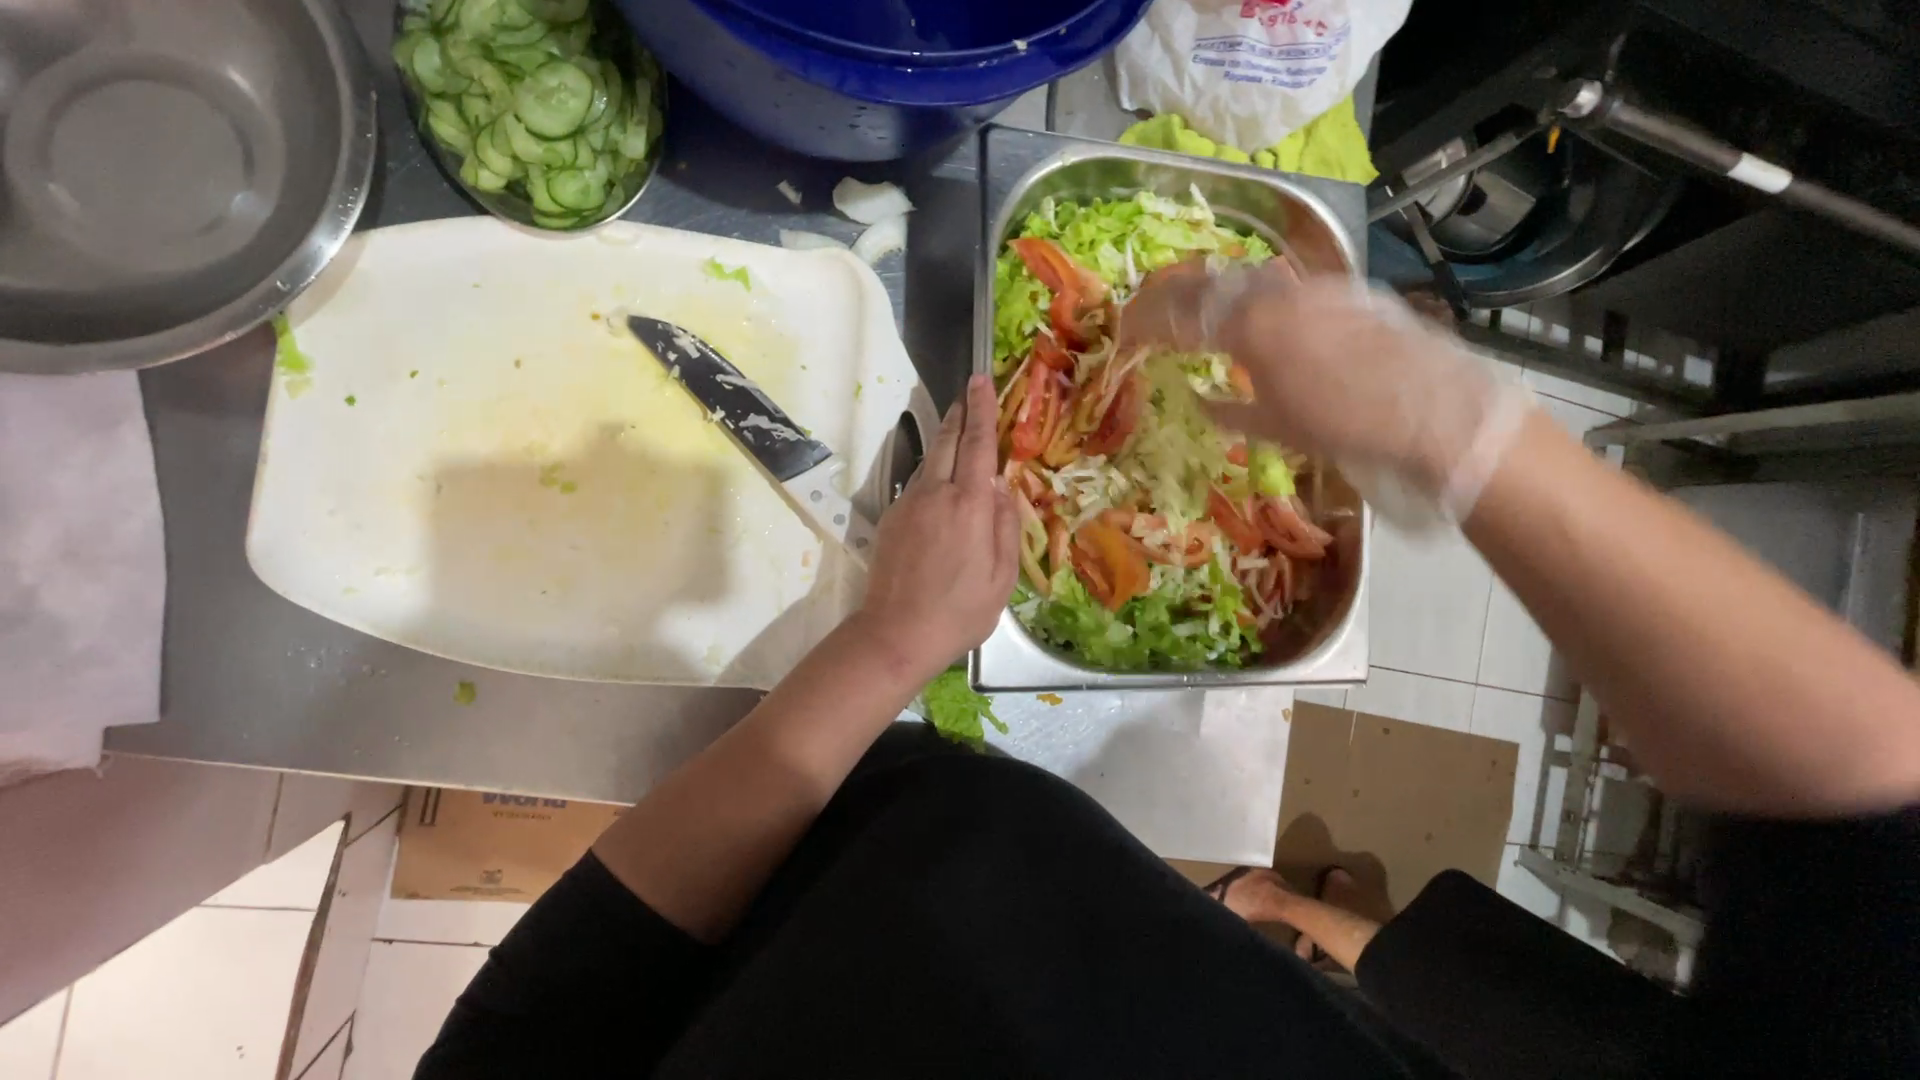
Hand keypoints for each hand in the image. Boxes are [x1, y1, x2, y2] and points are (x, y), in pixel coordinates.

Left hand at [853, 374, 1018, 680]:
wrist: (896, 634)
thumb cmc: (960, 613)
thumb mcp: (1002, 578)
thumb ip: (1005, 527)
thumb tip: (1002, 490)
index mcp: (970, 506)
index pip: (978, 444)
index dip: (982, 409)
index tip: (981, 380)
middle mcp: (936, 495)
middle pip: (947, 441)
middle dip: (960, 413)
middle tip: (969, 392)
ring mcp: (908, 505)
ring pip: (929, 462)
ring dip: (945, 442)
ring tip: (959, 432)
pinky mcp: (891, 520)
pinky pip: (917, 486)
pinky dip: (933, 474)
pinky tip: (941, 488)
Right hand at [1126, 267, 1528, 519]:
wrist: (1435, 414)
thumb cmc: (1344, 427)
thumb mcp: (1276, 427)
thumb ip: (1230, 409)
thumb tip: (1199, 402)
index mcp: (1248, 328)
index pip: (1179, 315)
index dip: (1146, 322)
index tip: (1125, 331)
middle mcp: (1276, 295)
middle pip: (1207, 284)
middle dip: (1171, 296)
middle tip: (1149, 309)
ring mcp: (1312, 288)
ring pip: (1246, 278)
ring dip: (1213, 291)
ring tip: (1194, 307)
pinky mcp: (1343, 291)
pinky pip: (1282, 284)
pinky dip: (1254, 294)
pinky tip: (1255, 311)